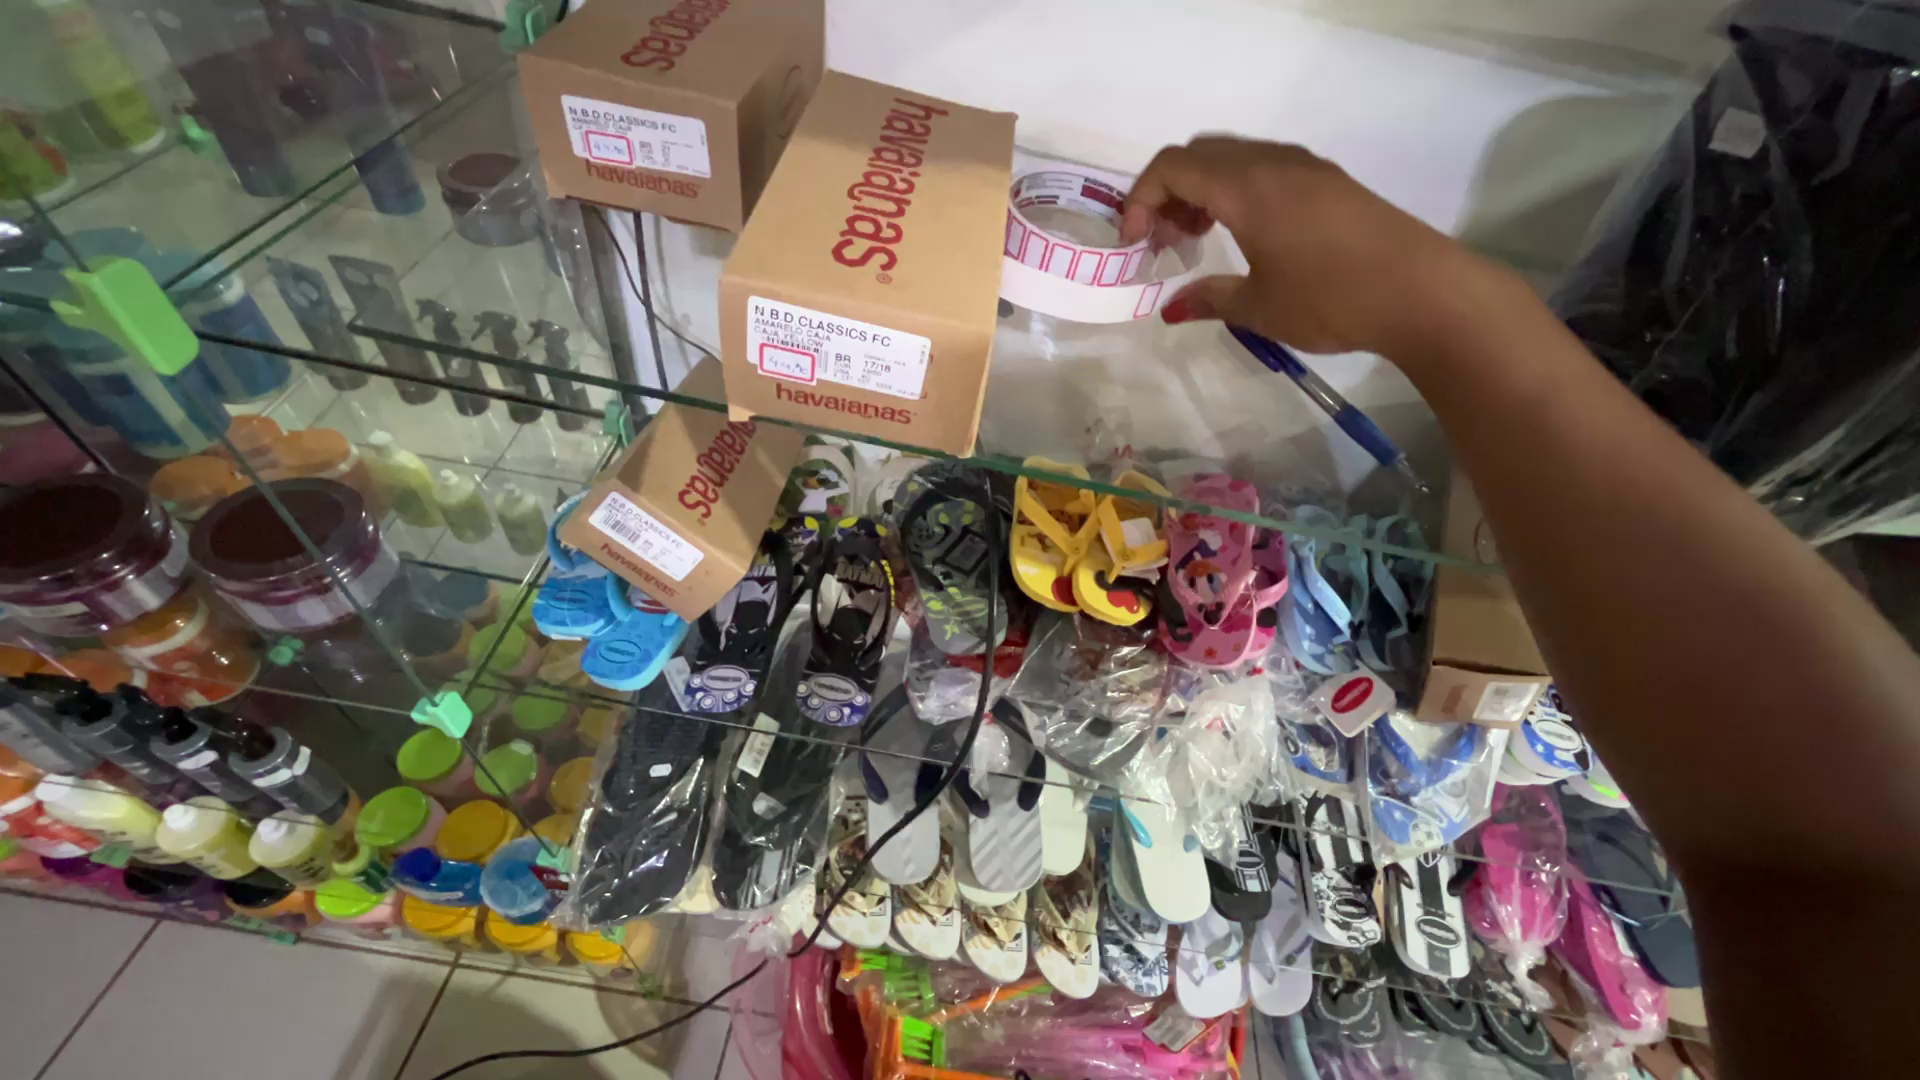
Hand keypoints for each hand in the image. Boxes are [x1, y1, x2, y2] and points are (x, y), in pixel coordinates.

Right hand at [1121, 137, 1500, 356]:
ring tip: (1195, 239)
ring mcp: (1304, 167)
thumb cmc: (1331, 300)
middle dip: (1166, 193)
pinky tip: (1240, 234)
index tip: (1133, 244)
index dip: (1139, 200)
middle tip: (1161, 243)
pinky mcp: (1326, 180)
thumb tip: (1171, 308)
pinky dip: (1233, 190)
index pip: (1173, 166)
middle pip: (1198, 154)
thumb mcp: (1258, 308)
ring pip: (1231, 157)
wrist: (1422, 292)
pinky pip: (1261, 167)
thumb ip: (1208, 299)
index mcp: (1248, 188)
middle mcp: (1273, 163)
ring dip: (1200, 190)